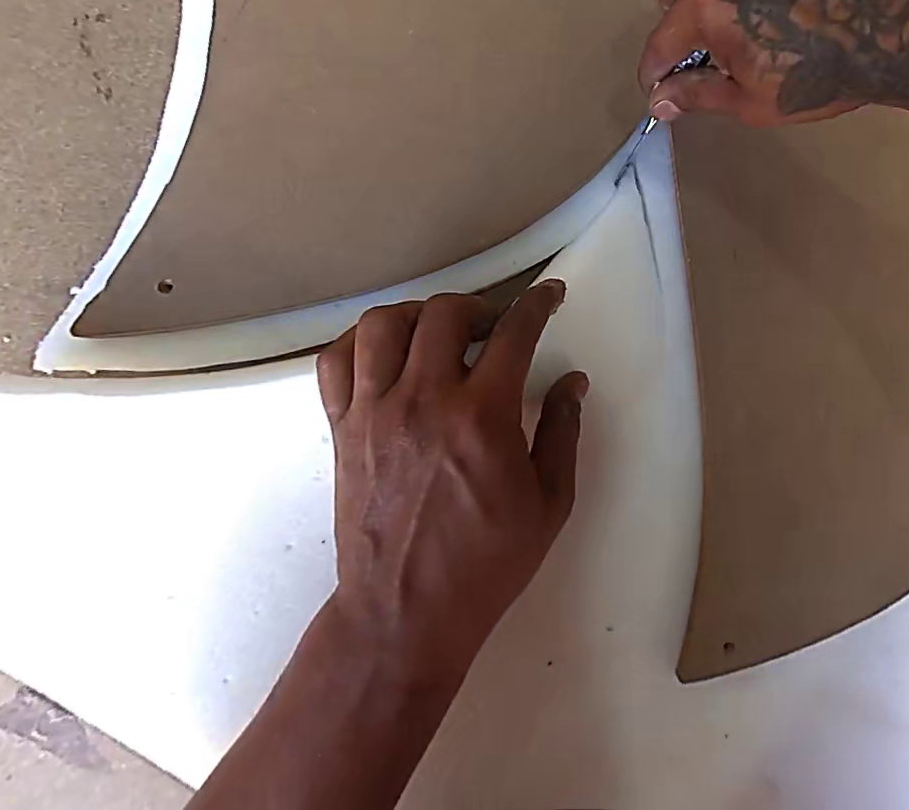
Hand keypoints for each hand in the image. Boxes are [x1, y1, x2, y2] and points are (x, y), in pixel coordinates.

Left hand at [316, 282, 588, 679]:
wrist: (403, 613)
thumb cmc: (486, 563)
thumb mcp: (549, 503)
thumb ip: (563, 432)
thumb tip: (572, 381)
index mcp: (482, 416)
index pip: (515, 332)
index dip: (536, 303)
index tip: (547, 295)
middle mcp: (424, 398)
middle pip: (445, 312)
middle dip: (478, 306)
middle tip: (492, 327)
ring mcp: (374, 410)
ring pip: (383, 323)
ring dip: (418, 315)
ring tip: (437, 334)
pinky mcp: (341, 427)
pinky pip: (335, 361)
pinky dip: (358, 344)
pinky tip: (384, 357)